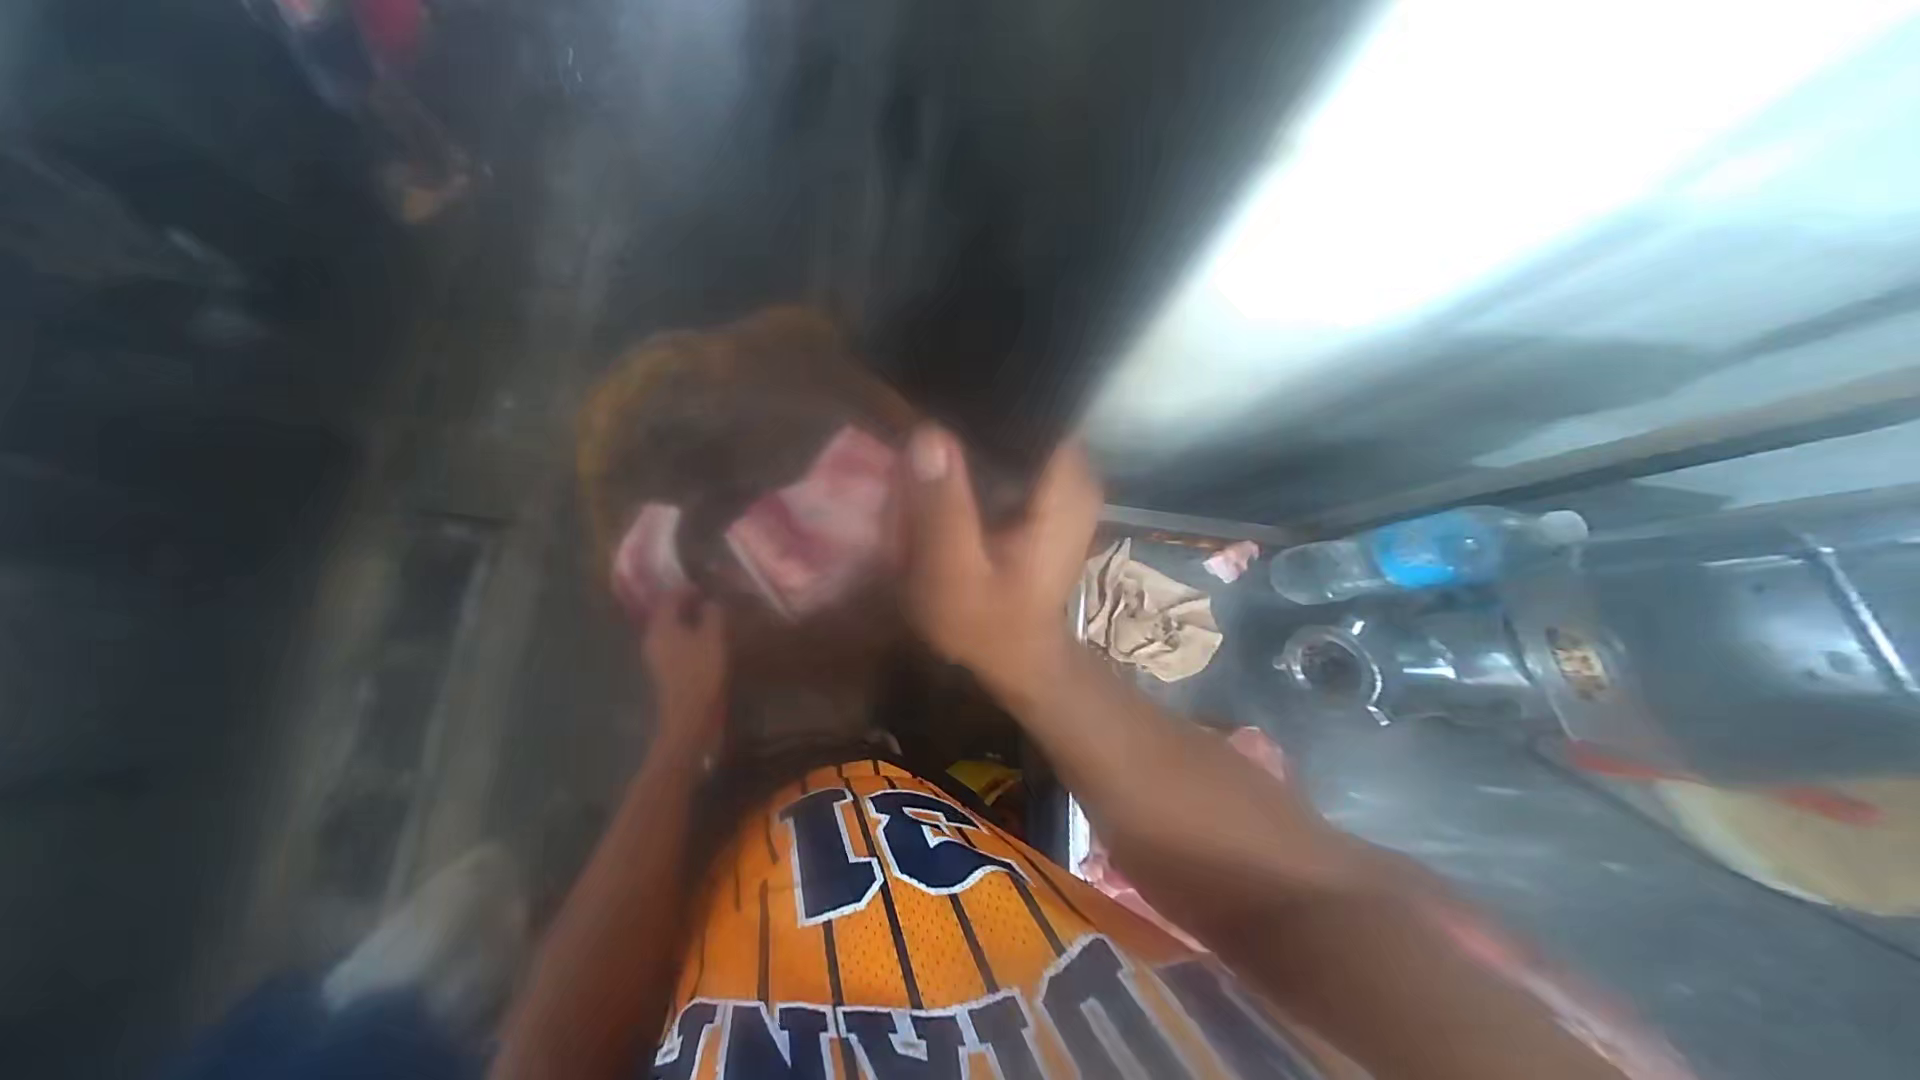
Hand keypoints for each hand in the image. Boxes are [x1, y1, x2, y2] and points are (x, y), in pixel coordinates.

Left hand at [642, 589, 726, 754]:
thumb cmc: (702, 672)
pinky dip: (689, 637)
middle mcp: (653, 639)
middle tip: (709, 599)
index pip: (669, 597)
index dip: (686, 589)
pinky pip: (676, 645)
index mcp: (661, 626)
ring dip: (688, 622)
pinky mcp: (666, 672)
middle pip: (667, 614)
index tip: (704, 585)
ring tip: (711, 619)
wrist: (691, 717)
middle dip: (685, 604)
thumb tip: (710, 603)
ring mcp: (657, 657)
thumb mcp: (713, 638)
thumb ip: (712, 615)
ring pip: (671, 630)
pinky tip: (706, 641)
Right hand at [898, 425, 1101, 697]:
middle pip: (1016, 422)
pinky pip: (1008, 459)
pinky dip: (976, 465)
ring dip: (966, 448)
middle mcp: (1075, 476)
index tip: (937, 408)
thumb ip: (942, 507)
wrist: (1018, 657)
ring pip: (1008, 439)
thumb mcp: (954, 576)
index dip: (980, 407)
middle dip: (965, 428)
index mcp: (1065, 490)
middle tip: (919, 442)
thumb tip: (929, 433)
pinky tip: (948, 479)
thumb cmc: (989, 625)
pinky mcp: (1047, 495)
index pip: (1031, 412)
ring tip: (927, 457)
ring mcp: (1064, 484)